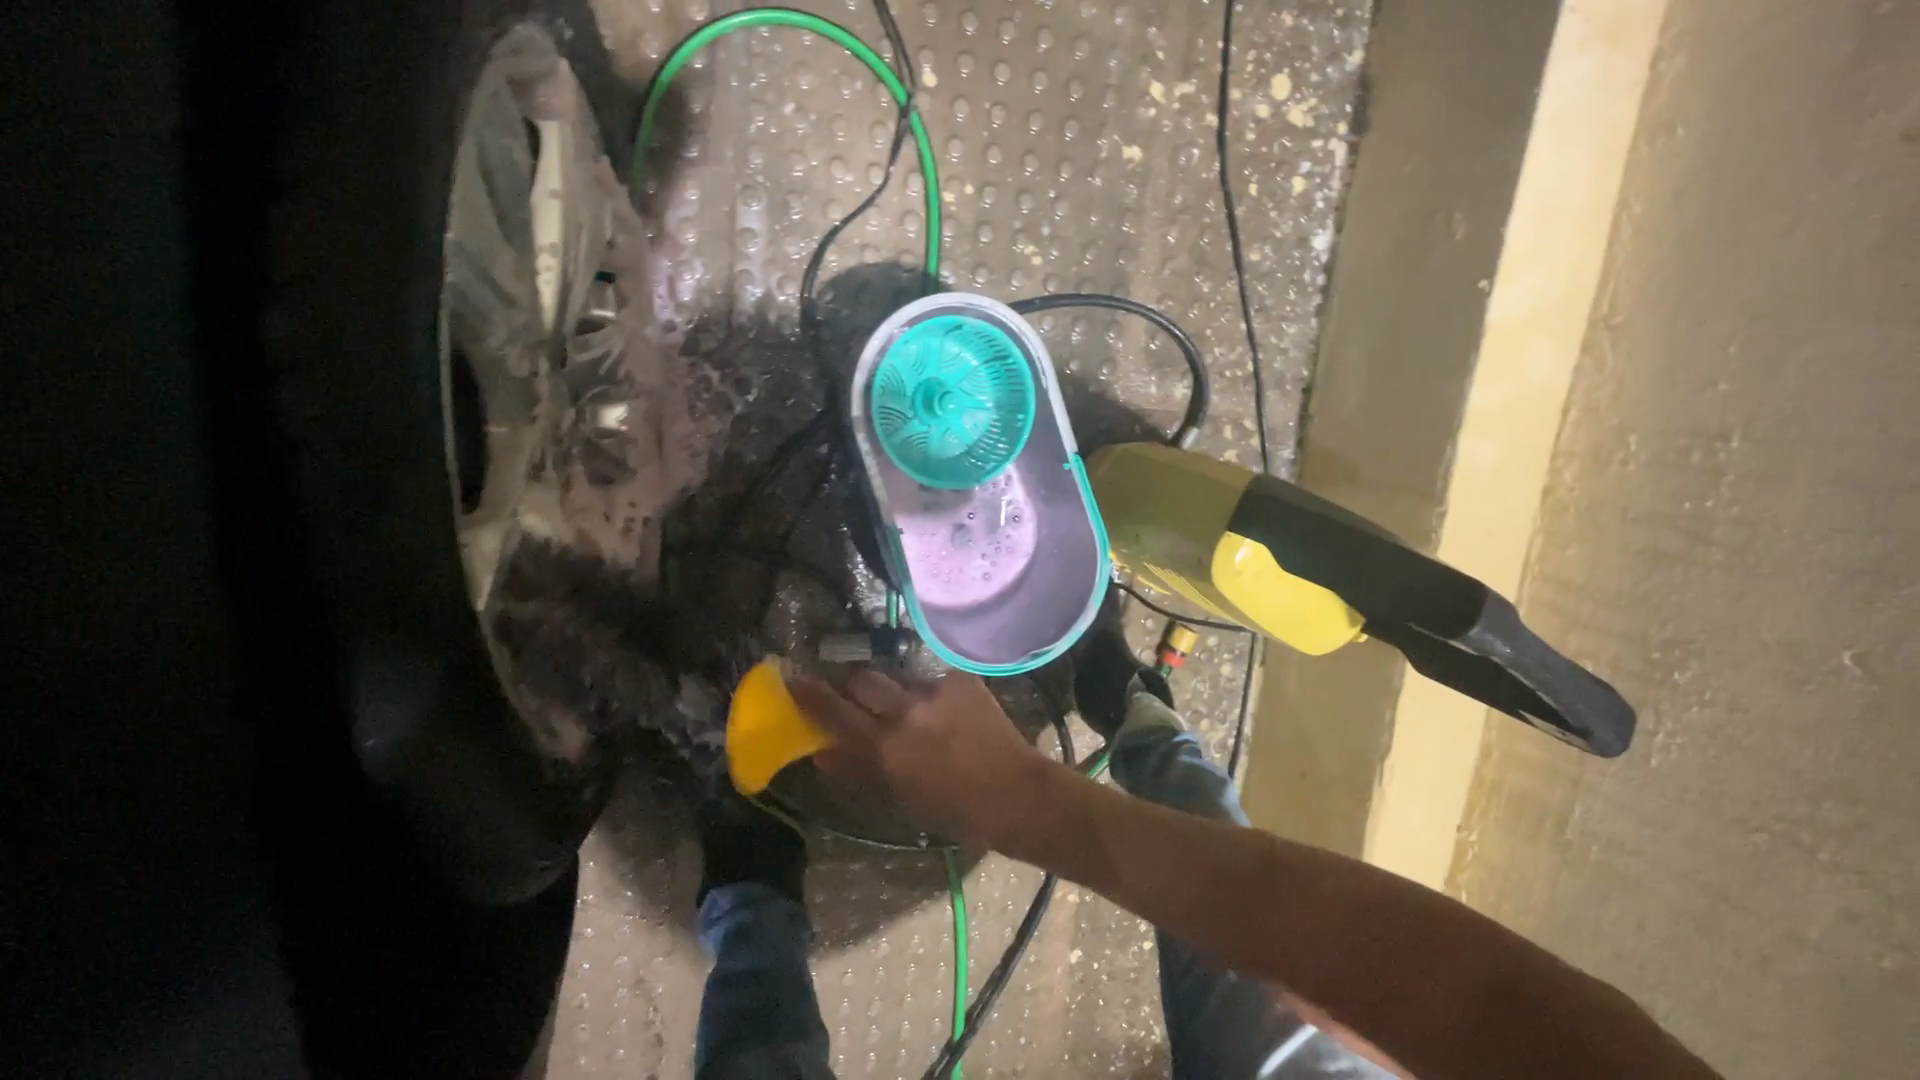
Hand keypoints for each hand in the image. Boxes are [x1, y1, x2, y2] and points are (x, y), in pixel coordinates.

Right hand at [787, 669, 1057, 848]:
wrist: (1016, 794)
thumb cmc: (955, 810)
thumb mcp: (901, 797)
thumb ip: (859, 769)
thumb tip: (821, 752)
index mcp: (886, 746)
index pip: (834, 711)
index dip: (808, 693)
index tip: (791, 677)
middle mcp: (906, 711)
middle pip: (862, 678)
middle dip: (856, 688)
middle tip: (863, 700)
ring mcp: (937, 691)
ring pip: (899, 676)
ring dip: (896, 690)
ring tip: (915, 710)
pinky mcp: (962, 679)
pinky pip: (933, 678)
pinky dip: (933, 693)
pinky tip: (950, 713)